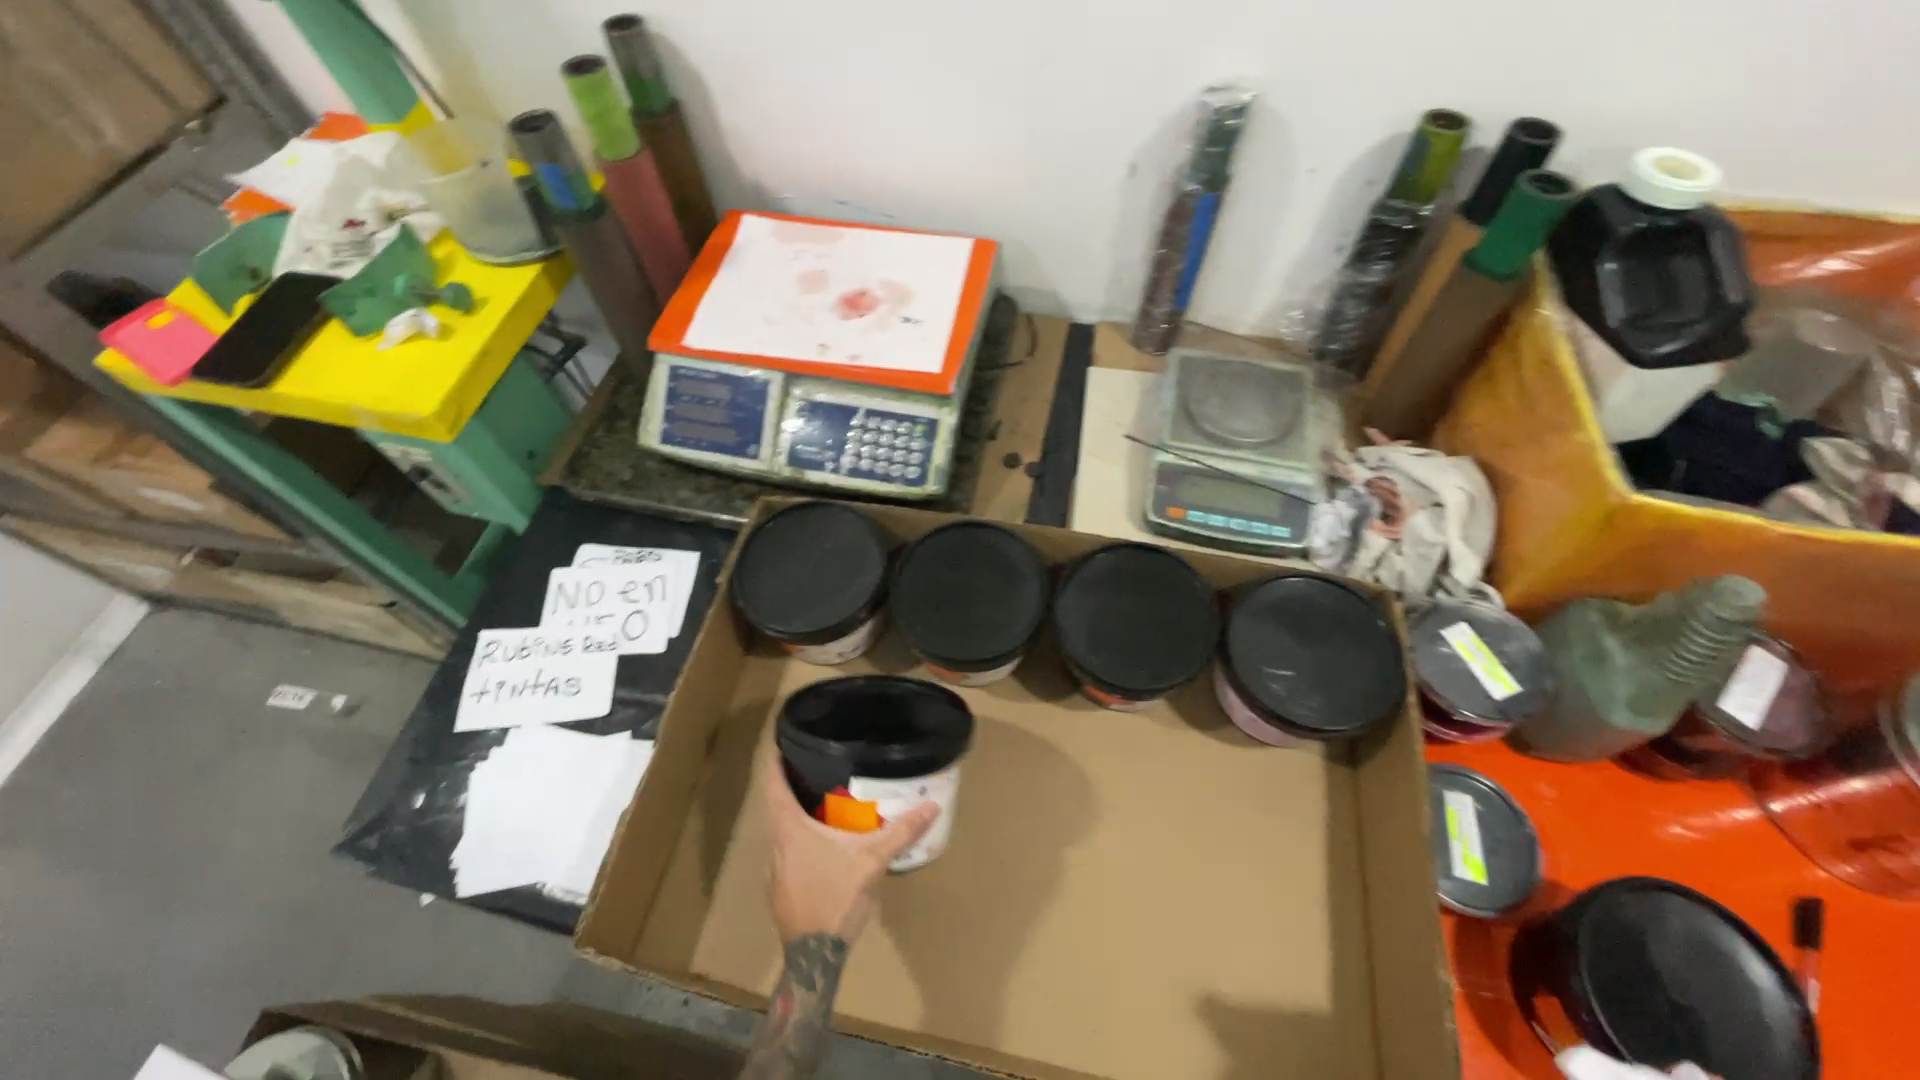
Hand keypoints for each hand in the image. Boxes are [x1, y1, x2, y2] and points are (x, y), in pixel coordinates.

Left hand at [762, 743, 939, 945]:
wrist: (814, 955)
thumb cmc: (836, 899)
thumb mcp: (872, 862)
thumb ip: (900, 832)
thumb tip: (931, 806)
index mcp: (789, 830)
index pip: (773, 784)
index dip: (774, 760)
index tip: (782, 738)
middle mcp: (776, 845)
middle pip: (778, 805)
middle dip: (795, 784)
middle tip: (819, 764)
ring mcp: (776, 869)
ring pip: (784, 831)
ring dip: (800, 814)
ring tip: (827, 799)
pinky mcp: (781, 888)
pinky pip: (789, 851)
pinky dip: (803, 839)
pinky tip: (826, 844)